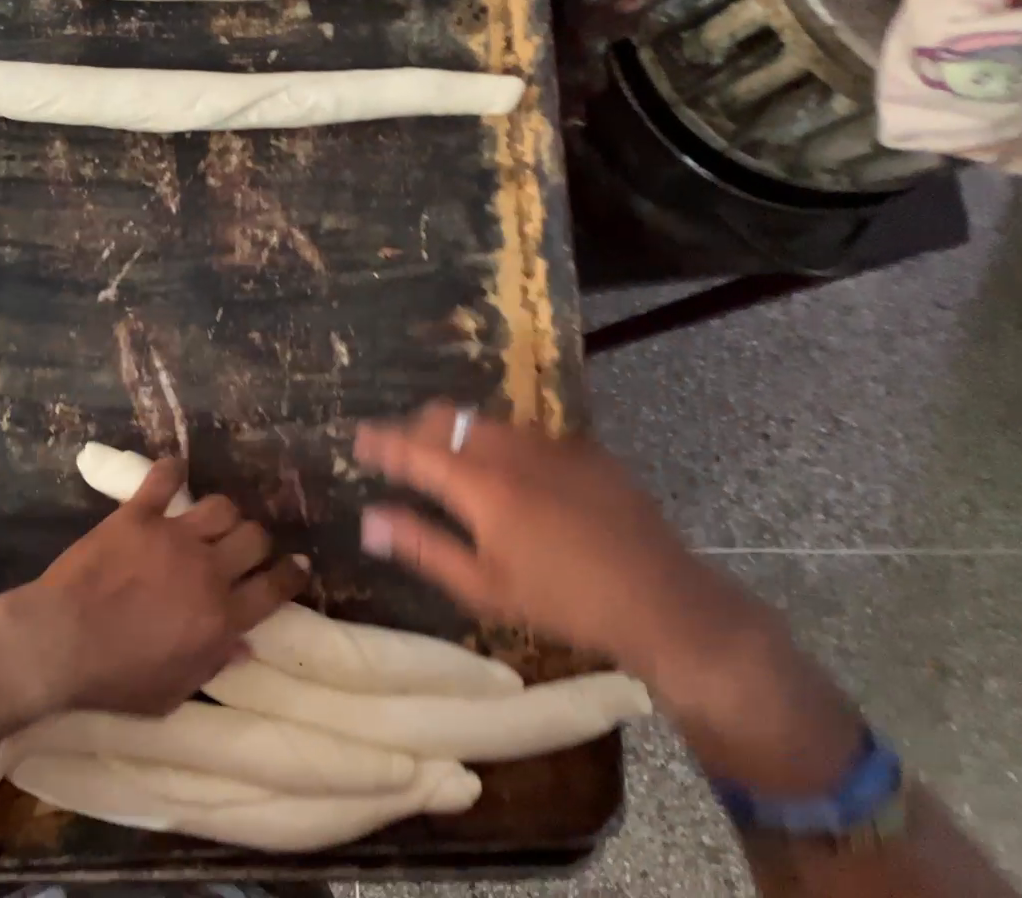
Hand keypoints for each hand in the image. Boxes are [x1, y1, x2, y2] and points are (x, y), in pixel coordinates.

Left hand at [0, 458, 308, 717]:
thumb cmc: (114, 678)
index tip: (297, 565)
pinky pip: (162, 481)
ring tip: (212, 521)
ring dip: (223, 514)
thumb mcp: (172, 693)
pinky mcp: (135, 516)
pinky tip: (174, 470)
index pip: (274, 589)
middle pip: (254, 538)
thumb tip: (244, 646)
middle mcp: (207, 570)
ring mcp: (172, 538)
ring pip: (221, 507)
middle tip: (245, 548)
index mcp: (221, 618)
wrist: (60, 642)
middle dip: (258, 541)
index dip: (292, 574)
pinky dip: (170, 471)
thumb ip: (211, 666)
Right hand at [353, 402, 762, 675]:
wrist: (664, 602)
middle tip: (397, 448)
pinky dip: (499, 441)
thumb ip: (421, 546)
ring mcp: (555, 447)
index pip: (414, 449)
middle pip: (448, 419)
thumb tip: (369, 520)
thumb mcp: (480, 587)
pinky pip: (528, 433)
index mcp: (481, 485)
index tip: (357, 438)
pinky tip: (507, 470)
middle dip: (415, 427)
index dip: (380, 441)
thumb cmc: (561, 602)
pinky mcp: (587, 452)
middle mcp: (513, 452)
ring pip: (487, 421)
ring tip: (445, 455)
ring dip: (456, 431)